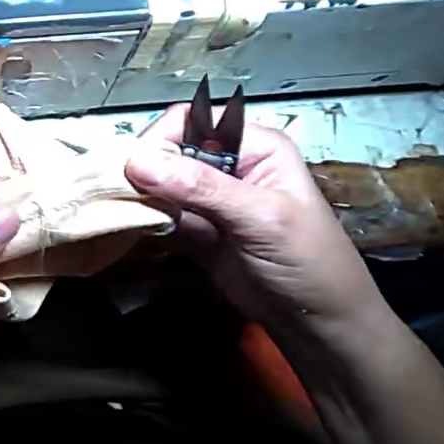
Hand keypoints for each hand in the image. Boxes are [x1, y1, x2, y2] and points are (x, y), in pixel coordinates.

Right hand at [124, 106, 392, 335]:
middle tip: (126, 191)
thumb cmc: (307, 261)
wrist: (316, 322)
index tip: (136, 168)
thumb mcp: (261, 218)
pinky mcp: (195, 226)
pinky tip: (136, 222)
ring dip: (142, 192)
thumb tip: (139, 162)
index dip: (162, 138)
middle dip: (147, 166)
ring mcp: (209, 197)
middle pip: (171, 148)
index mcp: (253, 145)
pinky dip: (146, 215)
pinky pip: (161, 210)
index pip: (194, 121)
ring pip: (161, 180)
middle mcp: (228, 163)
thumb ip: (202, 188)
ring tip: (126, 207)